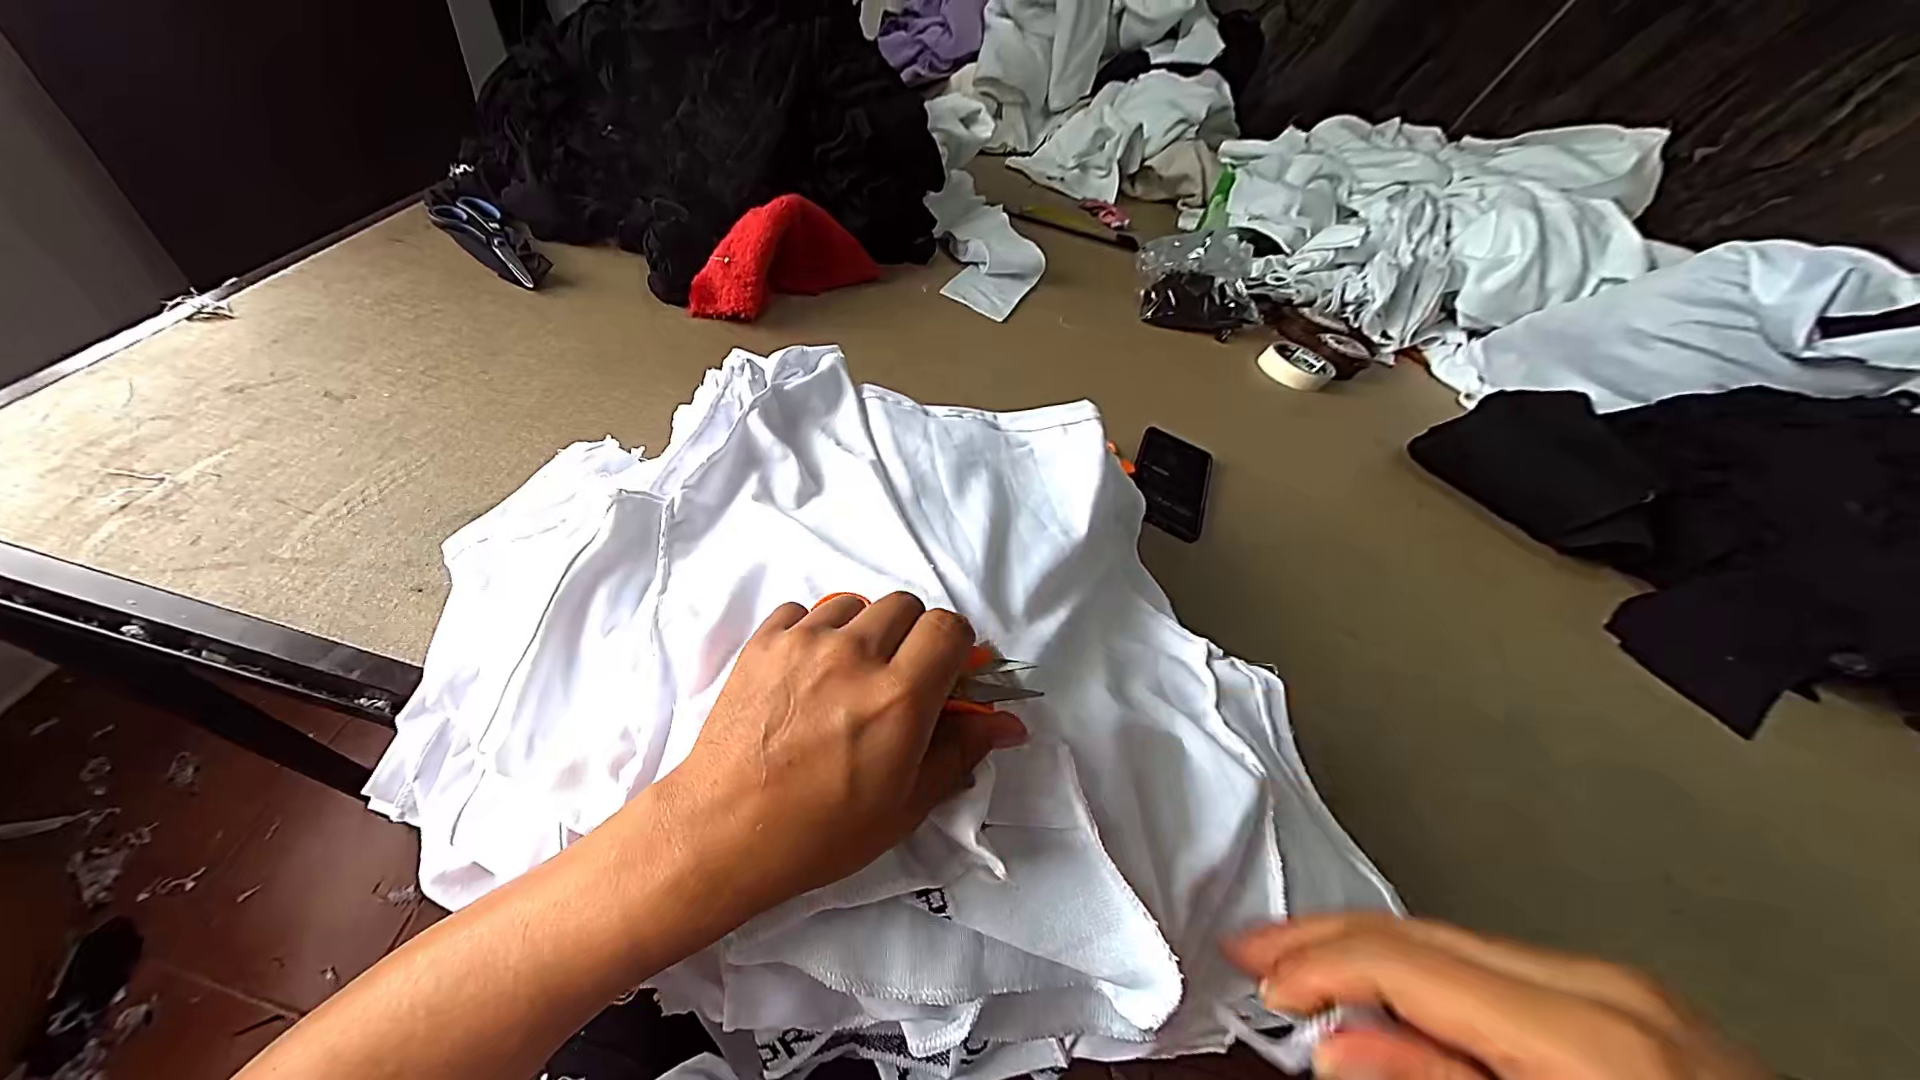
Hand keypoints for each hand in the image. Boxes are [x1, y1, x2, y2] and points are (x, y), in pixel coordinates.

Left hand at [646, 592, 1027, 915]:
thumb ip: (962, 749)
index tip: (944, 673)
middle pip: (906, 605)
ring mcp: (804, 642)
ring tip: (847, 674)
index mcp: (899, 696)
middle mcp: (855, 654)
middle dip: (912, 636)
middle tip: (896, 678)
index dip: (955, 646)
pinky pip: (805, 611)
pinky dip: (815, 632)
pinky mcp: (764, 641)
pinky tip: (806, 672)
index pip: (950, 626)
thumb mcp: (906, 803)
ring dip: (864, 630)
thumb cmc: (822, 831)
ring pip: (857, 603)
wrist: (722, 832)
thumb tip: (1008, 722)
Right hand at [1225, 915, 1769, 1079]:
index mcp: (1588, 1032)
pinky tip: (1378, 983)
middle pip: (1412, 930)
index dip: (1316, 965)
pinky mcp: (1625, 1002)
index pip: (1402, 959)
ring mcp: (1620, 989)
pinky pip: (1483, 961)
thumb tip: (1339, 1050)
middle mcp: (1602, 989)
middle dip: (1317, 935)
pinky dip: (1414, 965)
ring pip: (1440, 937)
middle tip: (1252, 947)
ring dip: (1357, 947)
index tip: (1265, 981)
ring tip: (1297, 961)